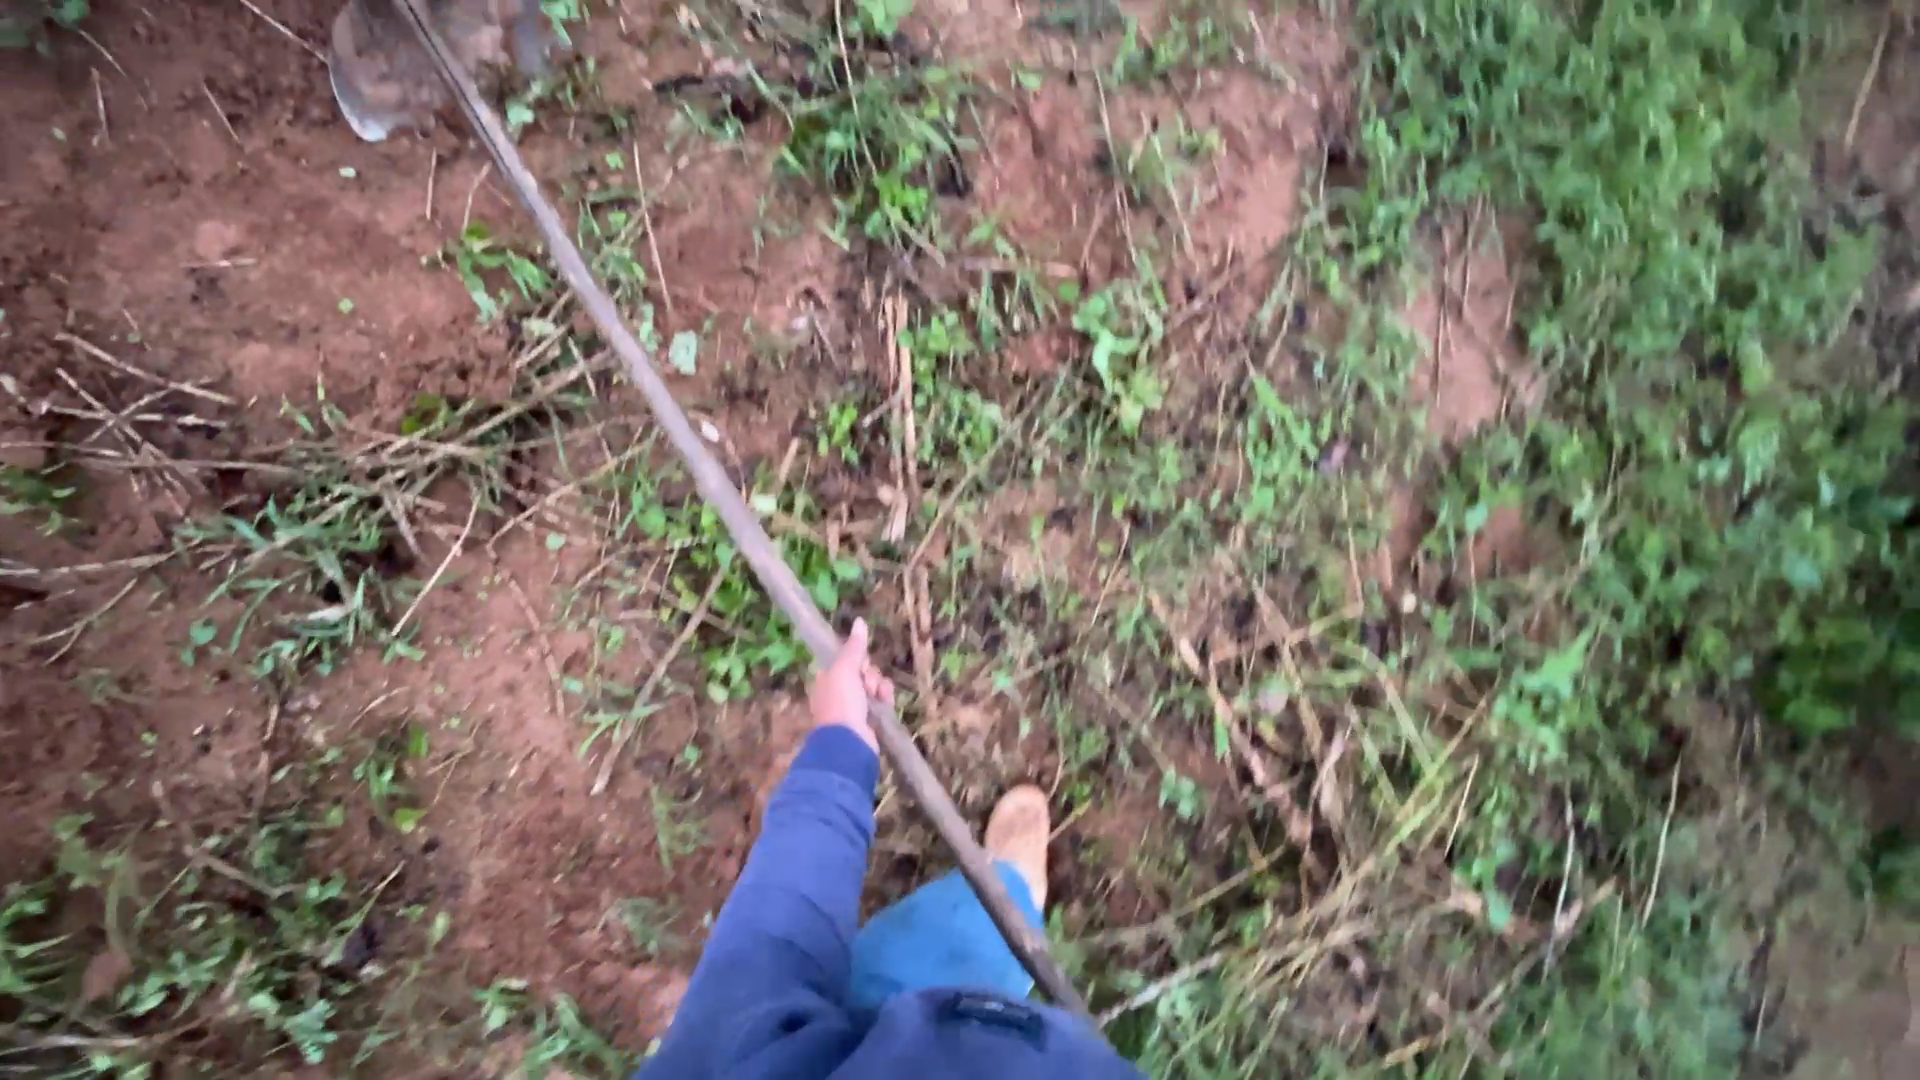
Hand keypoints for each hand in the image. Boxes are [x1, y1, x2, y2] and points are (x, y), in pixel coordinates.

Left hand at [808, 618, 891, 750]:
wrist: (849, 742)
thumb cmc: (841, 702)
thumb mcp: (845, 669)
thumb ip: (854, 646)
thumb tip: (859, 621)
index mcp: (827, 679)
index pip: (847, 660)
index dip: (857, 660)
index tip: (860, 664)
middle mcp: (839, 692)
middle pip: (862, 671)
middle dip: (870, 674)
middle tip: (867, 684)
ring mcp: (854, 707)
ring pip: (874, 685)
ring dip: (879, 686)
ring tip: (878, 695)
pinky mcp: (869, 719)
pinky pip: (881, 700)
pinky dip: (885, 699)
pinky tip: (886, 701)